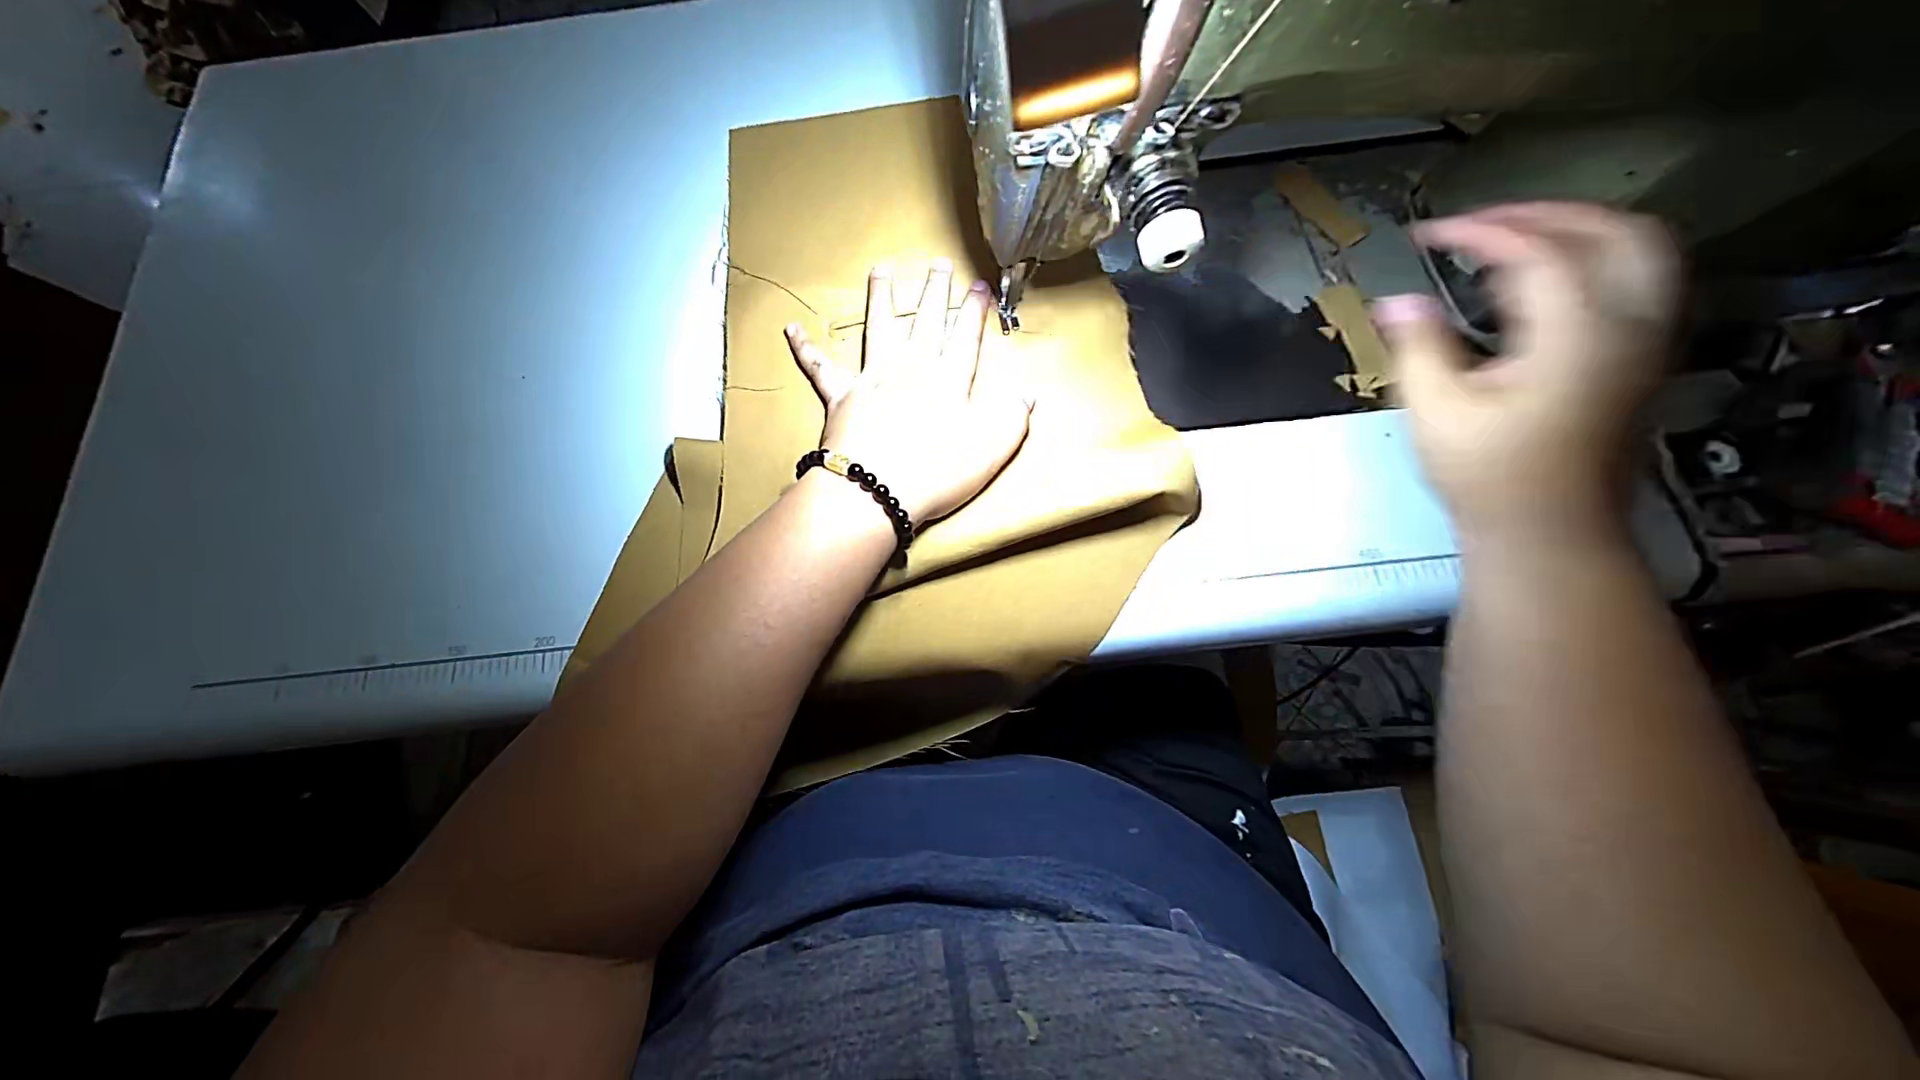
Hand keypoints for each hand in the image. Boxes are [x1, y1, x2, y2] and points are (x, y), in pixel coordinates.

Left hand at [784, 258, 1032, 525]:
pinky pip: (820, 368)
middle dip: (935, 290)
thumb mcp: (992, 449)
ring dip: (880, 296)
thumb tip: (1028, 395)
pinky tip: (793, 329)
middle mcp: (910, 368)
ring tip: (882, 269)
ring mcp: (872, 379)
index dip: (974, 309)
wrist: (876, 491)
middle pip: (925, 320)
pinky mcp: (840, 397)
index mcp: (948, 378)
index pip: (966, 335)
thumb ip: (1012, 418)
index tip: (979, 285)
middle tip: (940, 264)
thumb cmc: (937, 473)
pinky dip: (806, 349)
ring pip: (878, 326)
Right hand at [1372, 202, 1679, 542]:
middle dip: (1543, 214)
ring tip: (1512, 242)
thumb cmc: (1487, 474)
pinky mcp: (1642, 357)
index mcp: (1576, 335)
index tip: (1429, 235)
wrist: (1546, 527)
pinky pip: (1636, 280)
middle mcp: (1628, 325)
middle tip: (1481, 224)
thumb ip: (1418, 346)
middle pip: (1612, 230)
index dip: (1480, 231)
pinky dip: (1591, 260)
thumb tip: (1396, 302)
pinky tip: (1544, 284)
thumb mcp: (1435, 410)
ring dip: (1576, 231)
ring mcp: (1646, 340)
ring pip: (1639, 250)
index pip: (1538, 251)